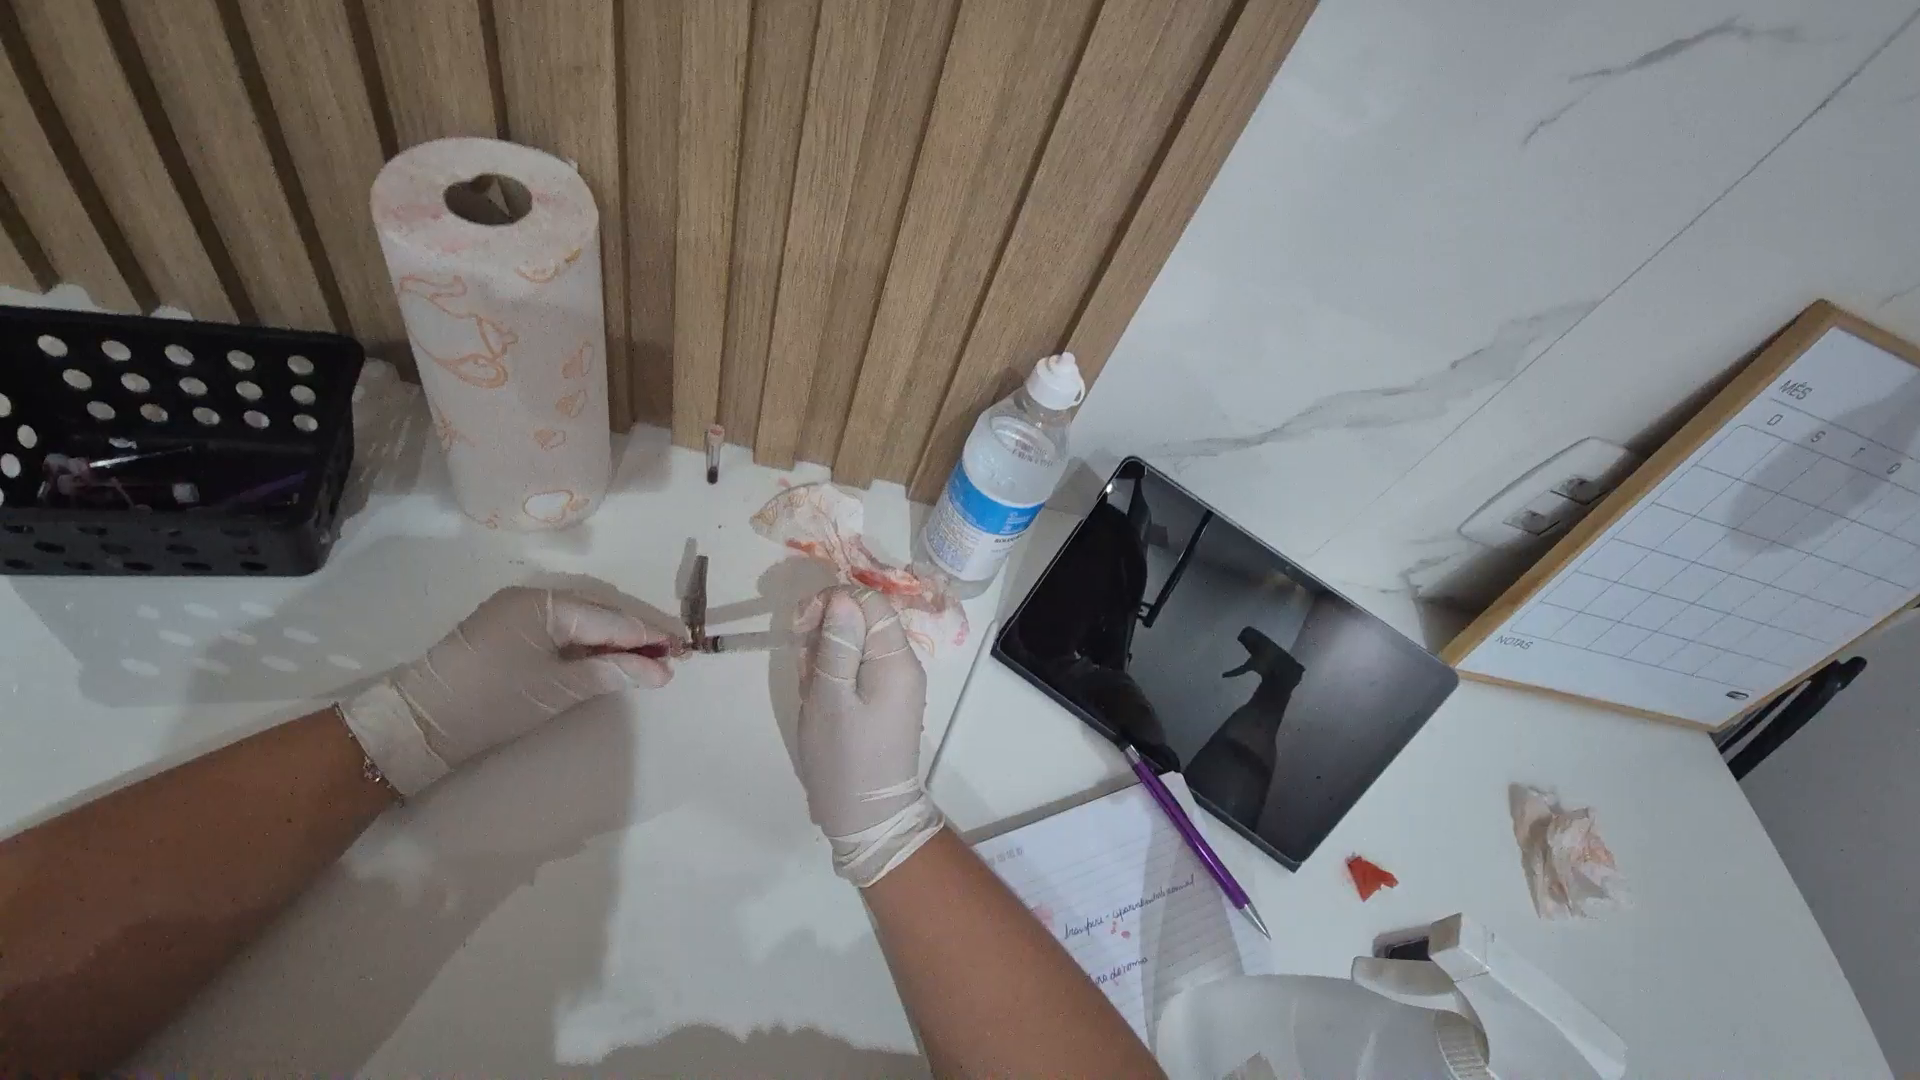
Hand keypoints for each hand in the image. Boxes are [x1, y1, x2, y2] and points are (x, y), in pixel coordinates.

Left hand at [341, 586, 672, 794]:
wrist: (416, 726)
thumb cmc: (491, 703)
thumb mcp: (558, 689)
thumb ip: (613, 672)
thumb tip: (662, 671)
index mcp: (544, 604)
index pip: (611, 619)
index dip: (650, 635)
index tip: (685, 649)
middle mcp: (531, 597)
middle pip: (599, 614)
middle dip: (636, 636)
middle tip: (673, 656)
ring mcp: (516, 612)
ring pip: (581, 622)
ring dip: (614, 641)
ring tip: (648, 660)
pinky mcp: (507, 631)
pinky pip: (560, 630)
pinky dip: (587, 645)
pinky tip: (608, 658)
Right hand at [793, 586, 944, 885]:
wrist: (867, 817)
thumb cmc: (844, 758)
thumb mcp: (830, 698)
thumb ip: (837, 644)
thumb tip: (842, 597)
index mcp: (897, 659)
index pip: (871, 602)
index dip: (834, 602)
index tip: (801, 625)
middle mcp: (903, 664)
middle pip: (863, 619)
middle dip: (825, 630)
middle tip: (802, 662)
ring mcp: (895, 682)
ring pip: (856, 643)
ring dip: (825, 654)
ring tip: (808, 687)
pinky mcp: (884, 698)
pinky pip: (858, 668)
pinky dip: (833, 674)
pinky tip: (817, 696)